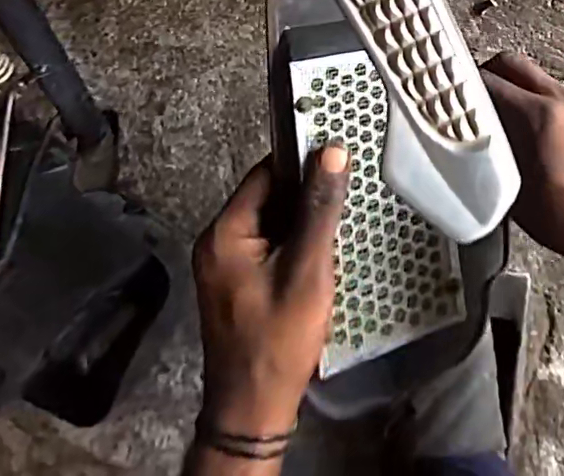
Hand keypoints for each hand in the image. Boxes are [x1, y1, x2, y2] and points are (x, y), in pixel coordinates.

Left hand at [190, 144, 350, 455]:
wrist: (253, 412)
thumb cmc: (279, 337)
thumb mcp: (307, 269)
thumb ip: (320, 208)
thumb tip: (332, 151)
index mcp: (224, 233)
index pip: (266, 173)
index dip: (302, 162)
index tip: (338, 158)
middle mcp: (218, 242)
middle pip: (269, 195)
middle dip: (306, 193)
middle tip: (346, 191)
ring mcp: (226, 264)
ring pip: (273, 220)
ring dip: (304, 218)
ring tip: (339, 218)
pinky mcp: (238, 282)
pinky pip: (270, 243)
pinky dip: (295, 240)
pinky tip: (321, 248)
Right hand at [479, 53, 563, 338]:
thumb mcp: (515, 194)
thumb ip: (492, 160)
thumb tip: (473, 145)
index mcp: (538, 116)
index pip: (491, 81)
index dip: (465, 85)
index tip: (451, 94)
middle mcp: (561, 100)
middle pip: (513, 64)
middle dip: (489, 74)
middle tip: (474, 98)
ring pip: (537, 77)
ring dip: (515, 87)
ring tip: (503, 119)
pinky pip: (557, 94)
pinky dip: (538, 102)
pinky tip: (534, 134)